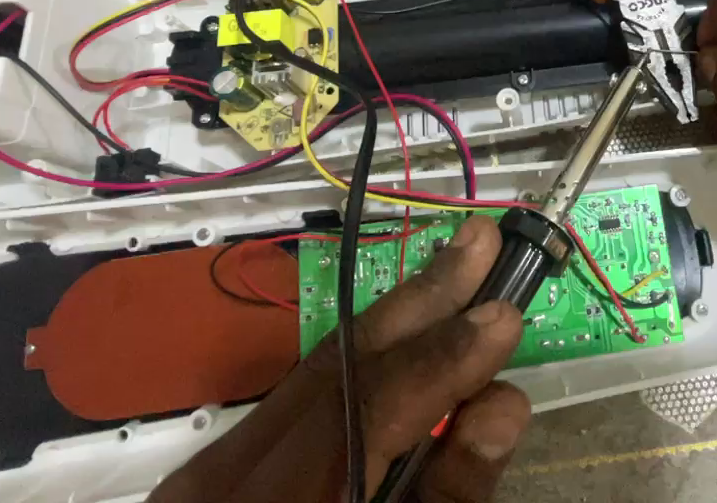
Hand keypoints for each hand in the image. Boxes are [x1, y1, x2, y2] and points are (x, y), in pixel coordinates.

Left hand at [149, 216, 530, 502]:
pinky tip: (408, 327)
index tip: (505, 314)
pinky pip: (305, 390)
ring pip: (317, 365)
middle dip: (419, 298)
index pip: (361, 410)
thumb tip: (503, 403)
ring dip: (399, 314)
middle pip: (333, 363)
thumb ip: (448, 497)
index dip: (439, 359)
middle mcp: (223, 480)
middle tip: (483, 238)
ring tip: (458, 263)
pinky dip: (367, 353)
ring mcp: (210, 470)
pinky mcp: (217, 468)